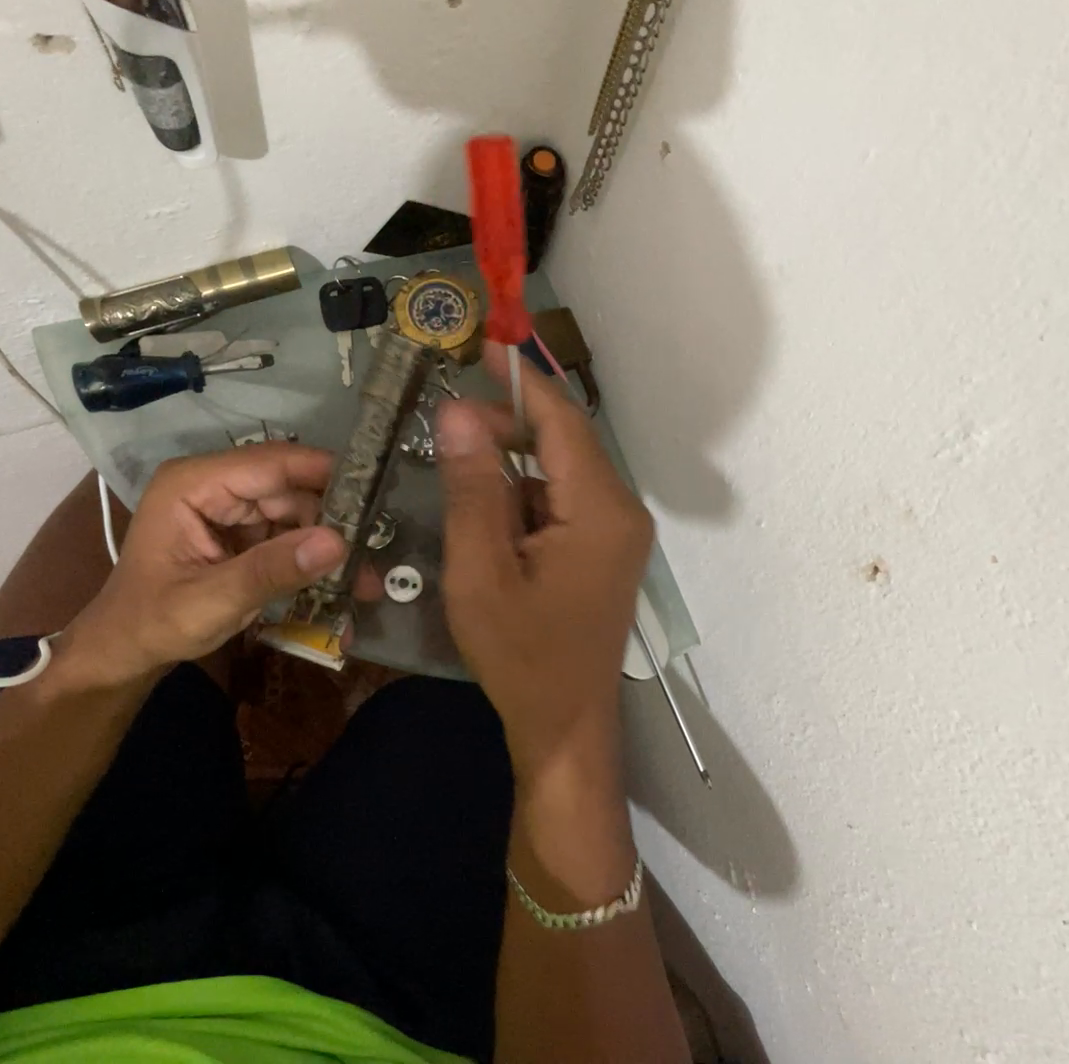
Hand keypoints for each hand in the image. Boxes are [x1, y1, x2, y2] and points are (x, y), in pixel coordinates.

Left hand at [58, 444, 363, 686]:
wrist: (123, 651)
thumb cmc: (151, 623)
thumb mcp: (211, 601)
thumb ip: (271, 571)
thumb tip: (338, 544)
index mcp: (194, 485)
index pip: (272, 464)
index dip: (325, 473)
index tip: (377, 492)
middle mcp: (216, 486)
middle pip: (292, 490)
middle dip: (334, 524)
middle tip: (374, 558)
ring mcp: (231, 508)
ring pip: (298, 513)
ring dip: (329, 547)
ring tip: (364, 584)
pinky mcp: (243, 532)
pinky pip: (290, 535)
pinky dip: (313, 560)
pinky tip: (339, 588)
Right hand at [436, 343, 655, 781]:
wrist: (566, 723)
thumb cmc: (522, 656)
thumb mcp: (482, 572)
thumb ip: (472, 489)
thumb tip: (458, 414)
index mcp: (600, 509)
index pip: (561, 421)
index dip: (520, 379)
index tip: (480, 344)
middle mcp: (621, 510)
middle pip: (564, 442)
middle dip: (507, 426)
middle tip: (447, 429)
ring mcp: (618, 532)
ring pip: (561, 472)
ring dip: (513, 464)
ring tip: (459, 471)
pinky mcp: (606, 551)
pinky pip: (565, 501)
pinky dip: (526, 495)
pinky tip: (489, 515)